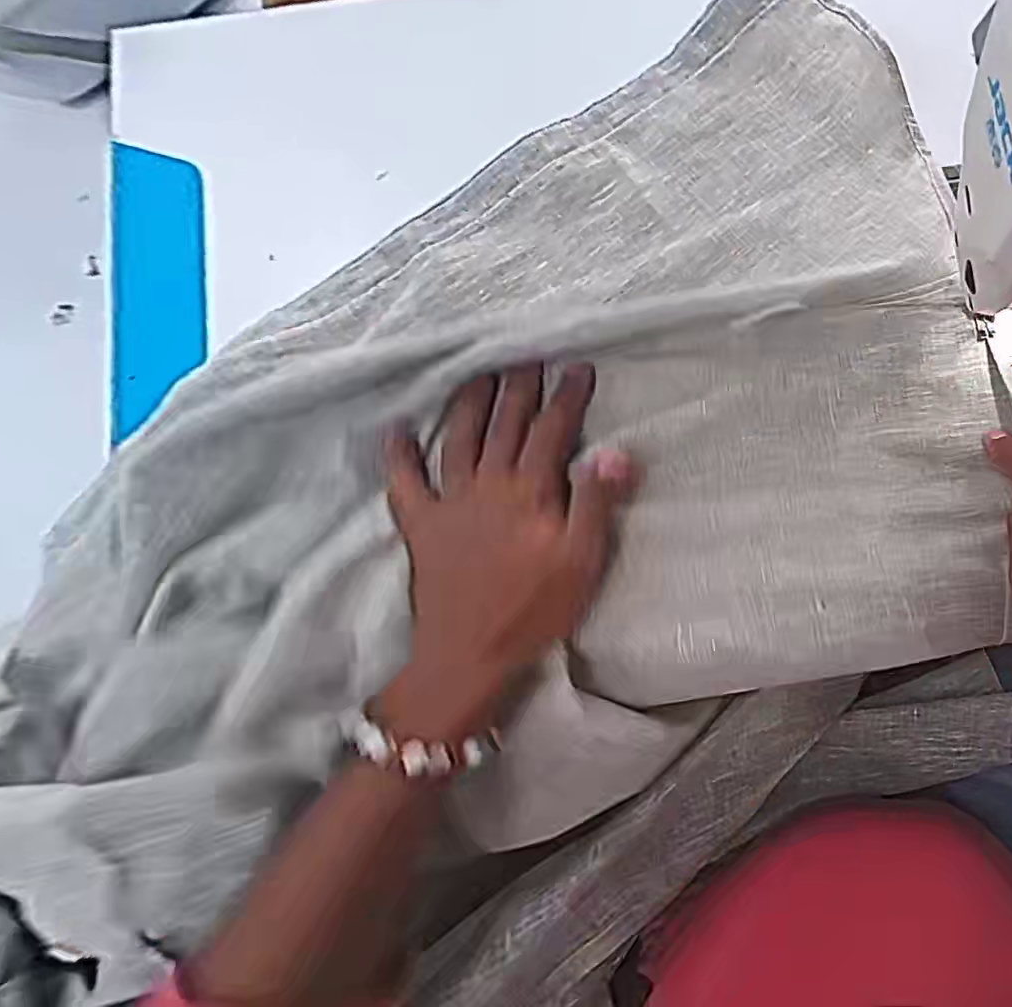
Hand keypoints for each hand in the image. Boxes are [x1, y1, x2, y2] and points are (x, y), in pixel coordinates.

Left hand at [378, 363, 637, 738]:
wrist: (469, 654)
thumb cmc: (536, 607)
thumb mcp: (583, 558)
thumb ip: (596, 501)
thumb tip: (614, 451)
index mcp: (530, 491)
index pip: (552, 431)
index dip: (567, 397)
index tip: (578, 368)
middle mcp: (488, 485)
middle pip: (505, 425)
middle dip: (519, 388)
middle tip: (528, 358)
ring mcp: (449, 503)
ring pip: (458, 440)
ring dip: (469, 403)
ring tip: (479, 375)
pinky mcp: (422, 525)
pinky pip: (405, 482)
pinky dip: (399, 455)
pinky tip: (397, 431)